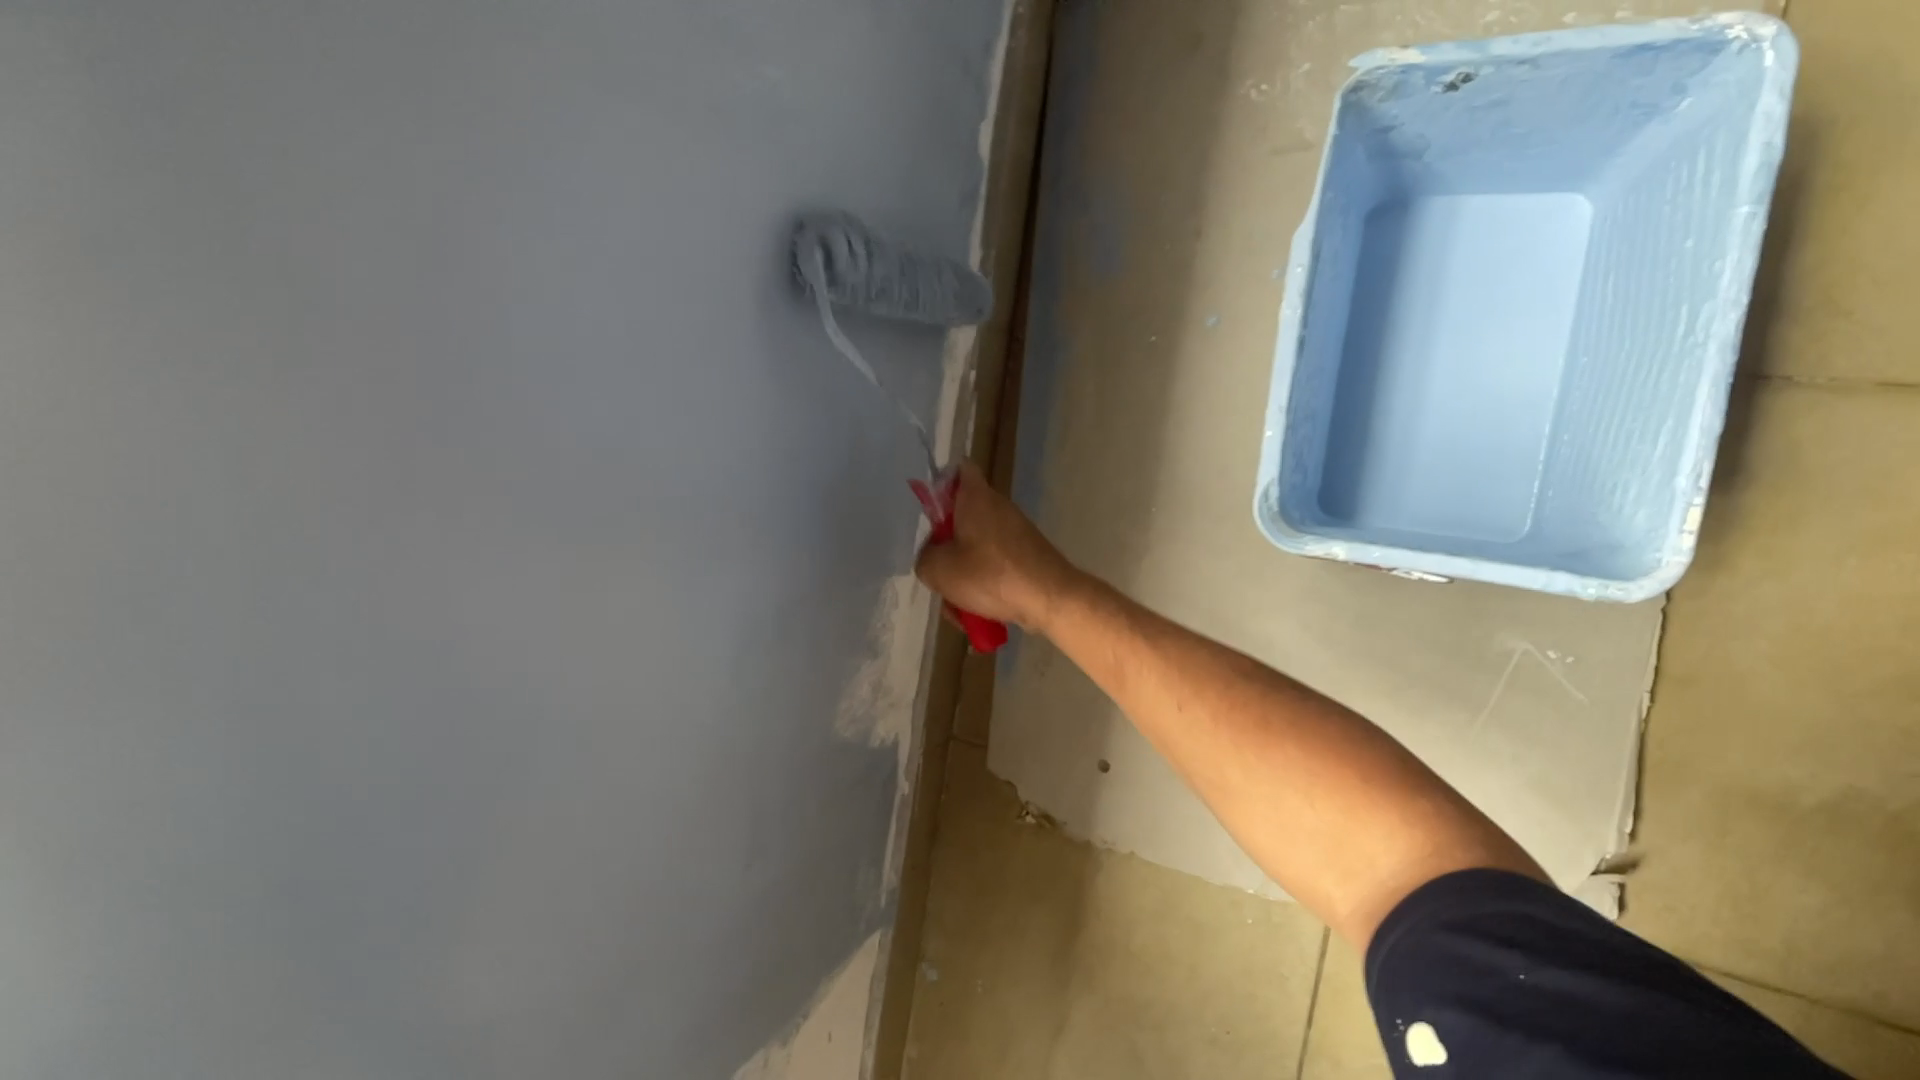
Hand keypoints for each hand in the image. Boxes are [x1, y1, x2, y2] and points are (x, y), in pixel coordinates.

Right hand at [914, 461, 1080, 632]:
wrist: (1051, 599)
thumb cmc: (991, 576)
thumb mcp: (939, 570)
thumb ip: (924, 558)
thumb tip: (932, 556)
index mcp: (976, 497)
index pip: (959, 470)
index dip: (941, 484)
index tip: (930, 512)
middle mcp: (998, 507)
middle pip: (962, 518)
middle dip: (946, 546)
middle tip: (938, 569)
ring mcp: (1015, 532)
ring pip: (976, 547)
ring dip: (963, 574)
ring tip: (958, 605)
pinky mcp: (1026, 555)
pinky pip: (994, 564)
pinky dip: (984, 584)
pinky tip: (978, 613)